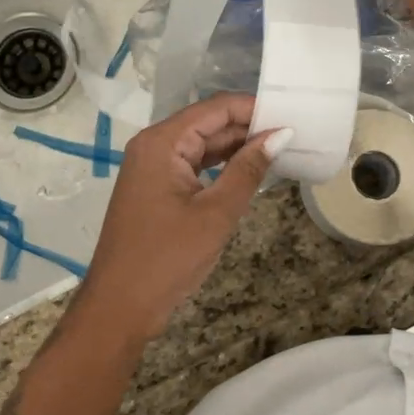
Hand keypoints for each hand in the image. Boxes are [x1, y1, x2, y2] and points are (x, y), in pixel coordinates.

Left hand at [68, 94, 290, 341]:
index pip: (215, 108)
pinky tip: (249, 169)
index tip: (292, 114)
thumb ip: (248, 169)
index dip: (254, 108)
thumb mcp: (216, 213)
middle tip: (294, 133)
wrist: (120, 306)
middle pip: (207, 122)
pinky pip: (192, 164)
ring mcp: (151, 167)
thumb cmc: (167, 259)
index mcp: (162, 142)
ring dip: (236, 146)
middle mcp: (153, 145)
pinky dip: (219, 165)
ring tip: (280, 148)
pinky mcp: (154, 187)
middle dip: (248, 126)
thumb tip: (280, 134)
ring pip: (201, 144)